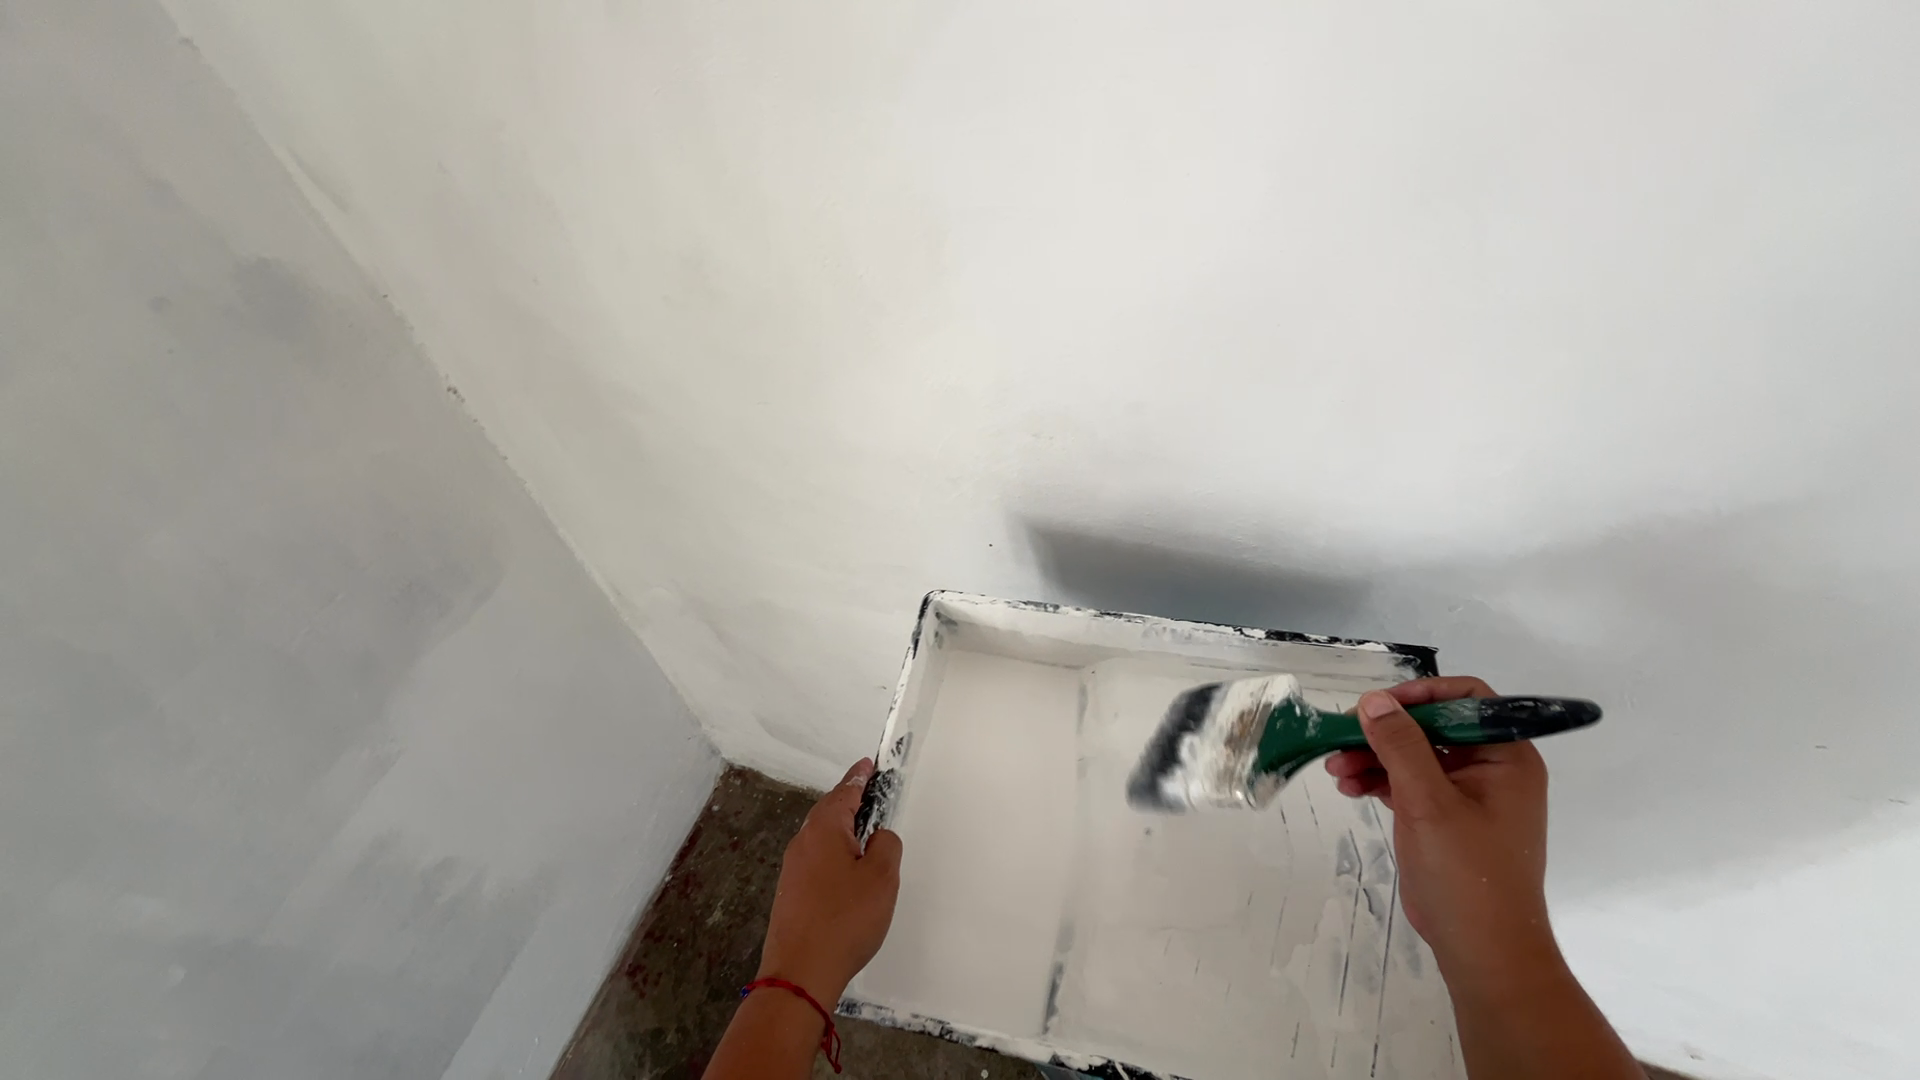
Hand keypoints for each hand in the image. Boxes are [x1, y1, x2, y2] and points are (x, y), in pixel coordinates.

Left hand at [756, 759, 903, 1003]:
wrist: (799, 973)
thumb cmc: (845, 919)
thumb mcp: (882, 876)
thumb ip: (887, 844)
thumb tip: (877, 837)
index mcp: (825, 828)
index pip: (845, 790)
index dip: (860, 776)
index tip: (869, 763)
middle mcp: (803, 841)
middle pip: (830, 810)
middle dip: (850, 800)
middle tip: (871, 792)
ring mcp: (792, 868)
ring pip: (822, 836)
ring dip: (843, 829)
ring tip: (865, 832)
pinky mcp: (790, 892)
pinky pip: (817, 858)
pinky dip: (834, 852)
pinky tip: (847, 868)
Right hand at [1322, 677, 1556, 978]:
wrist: (1481, 949)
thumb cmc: (1467, 872)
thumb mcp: (1429, 802)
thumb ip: (1400, 745)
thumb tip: (1372, 700)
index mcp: (1506, 758)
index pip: (1468, 699)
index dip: (1422, 694)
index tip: (1379, 706)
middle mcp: (1489, 769)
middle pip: (1431, 726)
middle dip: (1383, 731)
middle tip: (1341, 737)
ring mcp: (1465, 794)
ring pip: (1412, 753)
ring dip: (1372, 755)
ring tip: (1335, 769)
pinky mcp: (1442, 816)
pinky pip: (1406, 781)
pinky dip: (1376, 779)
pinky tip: (1348, 787)